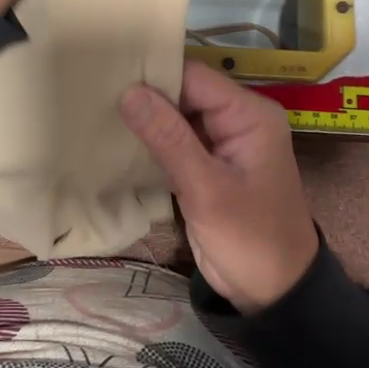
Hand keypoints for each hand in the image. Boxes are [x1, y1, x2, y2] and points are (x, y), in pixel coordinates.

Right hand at [120, 60, 318, 313]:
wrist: (275, 292)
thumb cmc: (250, 239)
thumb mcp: (207, 190)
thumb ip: (168, 138)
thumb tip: (129, 92)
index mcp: (249, 115)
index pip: (193, 77)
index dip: (153, 75)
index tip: (108, 75)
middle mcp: (237, 120)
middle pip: (183, 92)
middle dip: (144, 95)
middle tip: (93, 92)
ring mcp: (222, 143)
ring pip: (176, 116)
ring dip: (144, 119)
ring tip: (96, 110)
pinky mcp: (207, 166)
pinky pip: (176, 141)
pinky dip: (152, 142)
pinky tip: (116, 140)